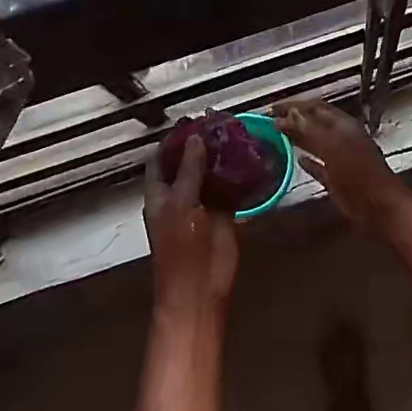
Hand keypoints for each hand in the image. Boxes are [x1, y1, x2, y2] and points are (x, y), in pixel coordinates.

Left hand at [144, 136, 237, 318]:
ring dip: (222, 158)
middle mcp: (180, 195)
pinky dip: (239, 176)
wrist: (199, 290)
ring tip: (239, 134)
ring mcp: (202, 205)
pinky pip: (230, 190)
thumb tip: (195, 137)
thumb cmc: (181, 248)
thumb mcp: (181, 204)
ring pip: (211, 174)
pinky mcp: (223, 215)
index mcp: (160, 193)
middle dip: (202, 144)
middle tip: (222, 122)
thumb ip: (190, 170)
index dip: (173, 139)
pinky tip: (252, 159)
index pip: (162, 158)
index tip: (192, 120)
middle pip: (189, 163)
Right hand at [273, 98, 410, 231]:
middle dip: (293, 120)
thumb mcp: (331, 146)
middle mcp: (341, 138)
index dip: (294, 105)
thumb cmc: (357, 172)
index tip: (272, 108)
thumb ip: (308, 130)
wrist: (378, 205)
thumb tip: (285, 116)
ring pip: (315, 144)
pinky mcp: (337, 179)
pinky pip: (320, 167)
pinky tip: (297, 160)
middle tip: (270, 121)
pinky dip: (308, 162)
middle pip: (314, 124)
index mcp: (343, 125)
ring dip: (298, 138)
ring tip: (277, 136)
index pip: (315, 107)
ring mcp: (340, 158)